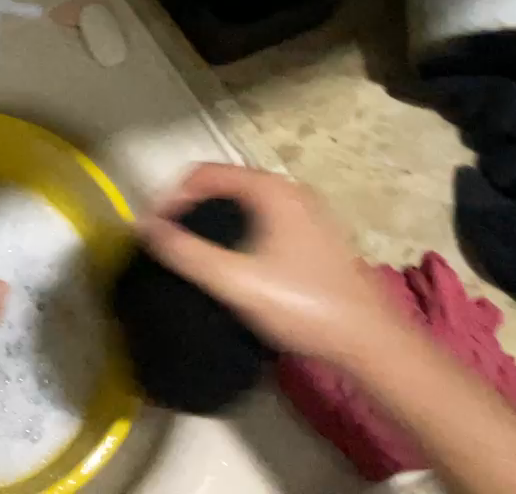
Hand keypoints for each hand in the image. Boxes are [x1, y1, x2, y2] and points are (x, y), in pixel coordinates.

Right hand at [139, 164, 405, 367]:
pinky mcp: (316, 233)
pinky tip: (234, 263)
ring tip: (195, 252)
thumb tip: (143, 227)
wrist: (372, 343)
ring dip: (215, 220)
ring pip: (244, 202)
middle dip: (191, 207)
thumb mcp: (236, 281)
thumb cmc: (302, 305)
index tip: (154, 228)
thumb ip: (185, 252)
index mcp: (270, 188)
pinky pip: (264, 217)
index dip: (172, 196)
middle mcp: (289, 188)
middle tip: (170, 239)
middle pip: (224, 184)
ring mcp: (307, 210)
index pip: (204, 173)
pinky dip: (239, 230)